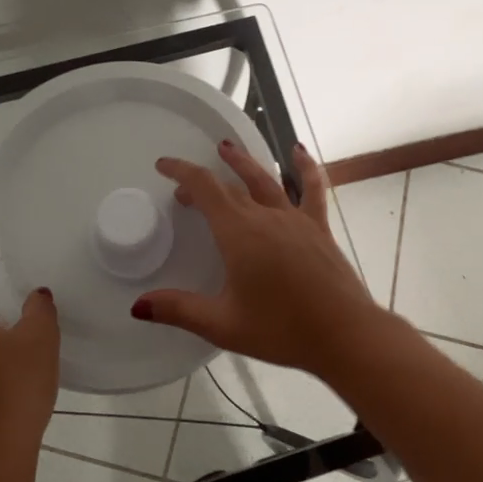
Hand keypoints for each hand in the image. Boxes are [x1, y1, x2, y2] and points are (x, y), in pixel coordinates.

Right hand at [134, 140, 390, 377]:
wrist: (344, 333)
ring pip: (266, 180)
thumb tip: (139, 305)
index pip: (205, 188)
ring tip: (227, 148)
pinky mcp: (319, 228)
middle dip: (205, 182)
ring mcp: (295, 218)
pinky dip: (305, 167)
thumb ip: (180, 310)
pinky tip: (298, 151)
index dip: (182, 172)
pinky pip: (312, 188)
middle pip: (230, 186)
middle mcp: (266, 216)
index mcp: (239, 233)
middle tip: (187, 189)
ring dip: (244, 162)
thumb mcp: (224, 324)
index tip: (164, 165)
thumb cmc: (282, 329)